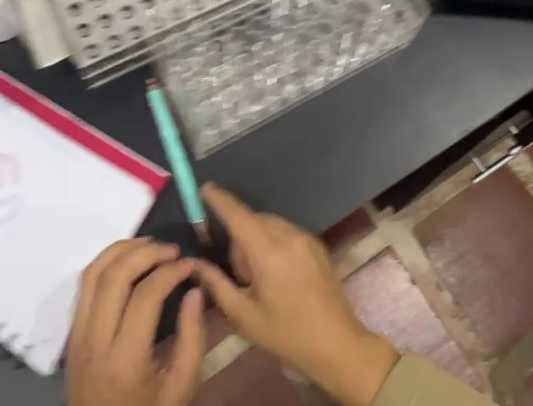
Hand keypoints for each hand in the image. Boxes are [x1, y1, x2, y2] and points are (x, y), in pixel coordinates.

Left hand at [66, 239, 207, 405]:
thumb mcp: (180, 389)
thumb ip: (192, 339)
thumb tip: (194, 291)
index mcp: (125, 361)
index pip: (144, 296)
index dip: (169, 272)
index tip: (190, 264)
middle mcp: (94, 341)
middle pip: (113, 276)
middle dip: (145, 252)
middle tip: (171, 249)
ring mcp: (77, 335)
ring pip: (91, 274)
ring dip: (120, 250)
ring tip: (149, 245)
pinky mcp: (71, 333)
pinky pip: (83, 286)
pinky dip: (105, 264)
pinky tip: (127, 260)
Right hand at [191, 184, 399, 405]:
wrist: (337, 345)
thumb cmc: (287, 334)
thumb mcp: (245, 316)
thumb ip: (217, 284)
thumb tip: (194, 263)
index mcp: (269, 253)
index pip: (239, 216)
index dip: (220, 200)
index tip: (205, 187)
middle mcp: (289, 237)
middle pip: (253, 219)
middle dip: (239, 238)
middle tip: (242, 276)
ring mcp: (306, 238)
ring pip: (269, 223)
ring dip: (256, 239)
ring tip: (261, 278)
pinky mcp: (317, 244)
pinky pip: (285, 230)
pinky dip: (273, 241)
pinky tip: (279, 273)